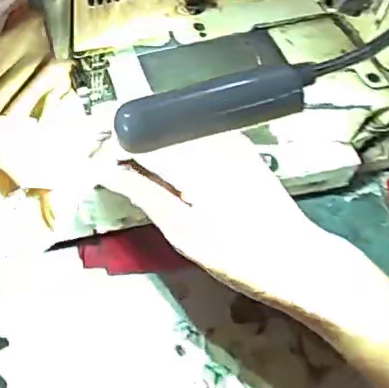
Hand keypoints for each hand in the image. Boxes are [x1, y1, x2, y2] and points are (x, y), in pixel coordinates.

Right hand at [97, 149, 388, 340]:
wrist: (305, 264)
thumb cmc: (243, 256)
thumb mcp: (184, 232)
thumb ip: (140, 192)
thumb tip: (102, 169)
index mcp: (193, 155)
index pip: (134, 137)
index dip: (103, 146)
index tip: (84, 163)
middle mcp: (209, 135)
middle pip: (149, 123)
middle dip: (117, 138)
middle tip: (96, 163)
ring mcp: (226, 138)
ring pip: (167, 125)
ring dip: (139, 140)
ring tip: (119, 165)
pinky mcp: (236, 145)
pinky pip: (187, 133)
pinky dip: (164, 144)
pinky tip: (155, 166)